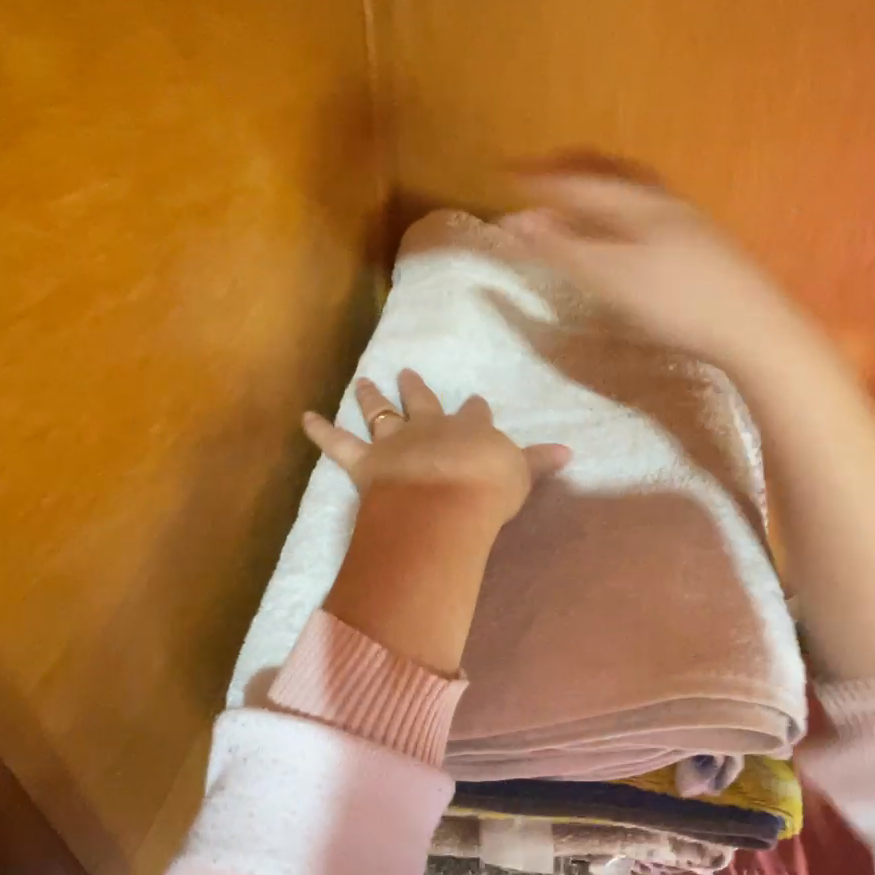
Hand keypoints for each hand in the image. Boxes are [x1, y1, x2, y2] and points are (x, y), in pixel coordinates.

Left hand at [303, 370, 570, 532]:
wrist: (447, 502)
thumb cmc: (488, 491)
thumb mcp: (520, 476)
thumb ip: (539, 463)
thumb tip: (570, 453)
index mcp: (470, 429)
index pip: (474, 415)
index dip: (474, 409)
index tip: (474, 401)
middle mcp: (430, 427)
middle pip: (422, 402)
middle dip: (416, 388)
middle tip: (407, 373)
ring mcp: (395, 441)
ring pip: (381, 413)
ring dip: (371, 397)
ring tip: (365, 381)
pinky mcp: (366, 461)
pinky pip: (338, 444)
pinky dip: (320, 431)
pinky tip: (304, 417)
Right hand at [503, 164, 814, 372]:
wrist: (753, 328)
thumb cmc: (677, 304)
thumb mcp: (611, 279)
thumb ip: (563, 250)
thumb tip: (515, 223)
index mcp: (636, 204)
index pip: (575, 180)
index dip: (537, 177)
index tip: (503, 172)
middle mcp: (662, 201)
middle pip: (608, 171)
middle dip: (569, 169)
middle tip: (539, 174)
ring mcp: (687, 221)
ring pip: (635, 187)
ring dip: (599, 183)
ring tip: (579, 193)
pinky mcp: (703, 244)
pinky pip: (651, 207)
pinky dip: (623, 205)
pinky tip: (628, 229)